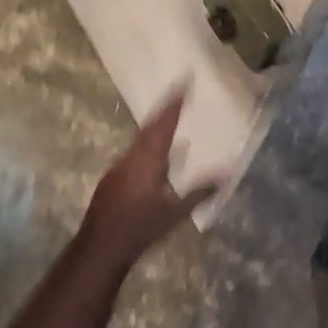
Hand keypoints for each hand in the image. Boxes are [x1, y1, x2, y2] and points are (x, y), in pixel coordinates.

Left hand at [80, 89, 218, 268]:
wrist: (100, 246)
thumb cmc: (140, 229)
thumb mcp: (175, 213)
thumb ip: (200, 192)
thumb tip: (227, 173)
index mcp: (149, 159)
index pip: (165, 122)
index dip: (175, 101)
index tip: (185, 80)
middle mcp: (132, 155)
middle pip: (150, 125)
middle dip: (165, 109)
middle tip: (179, 93)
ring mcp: (119, 165)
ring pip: (140, 138)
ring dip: (155, 127)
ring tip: (171, 119)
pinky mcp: (112, 176)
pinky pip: (134, 151)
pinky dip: (147, 144)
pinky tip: (156, 155)